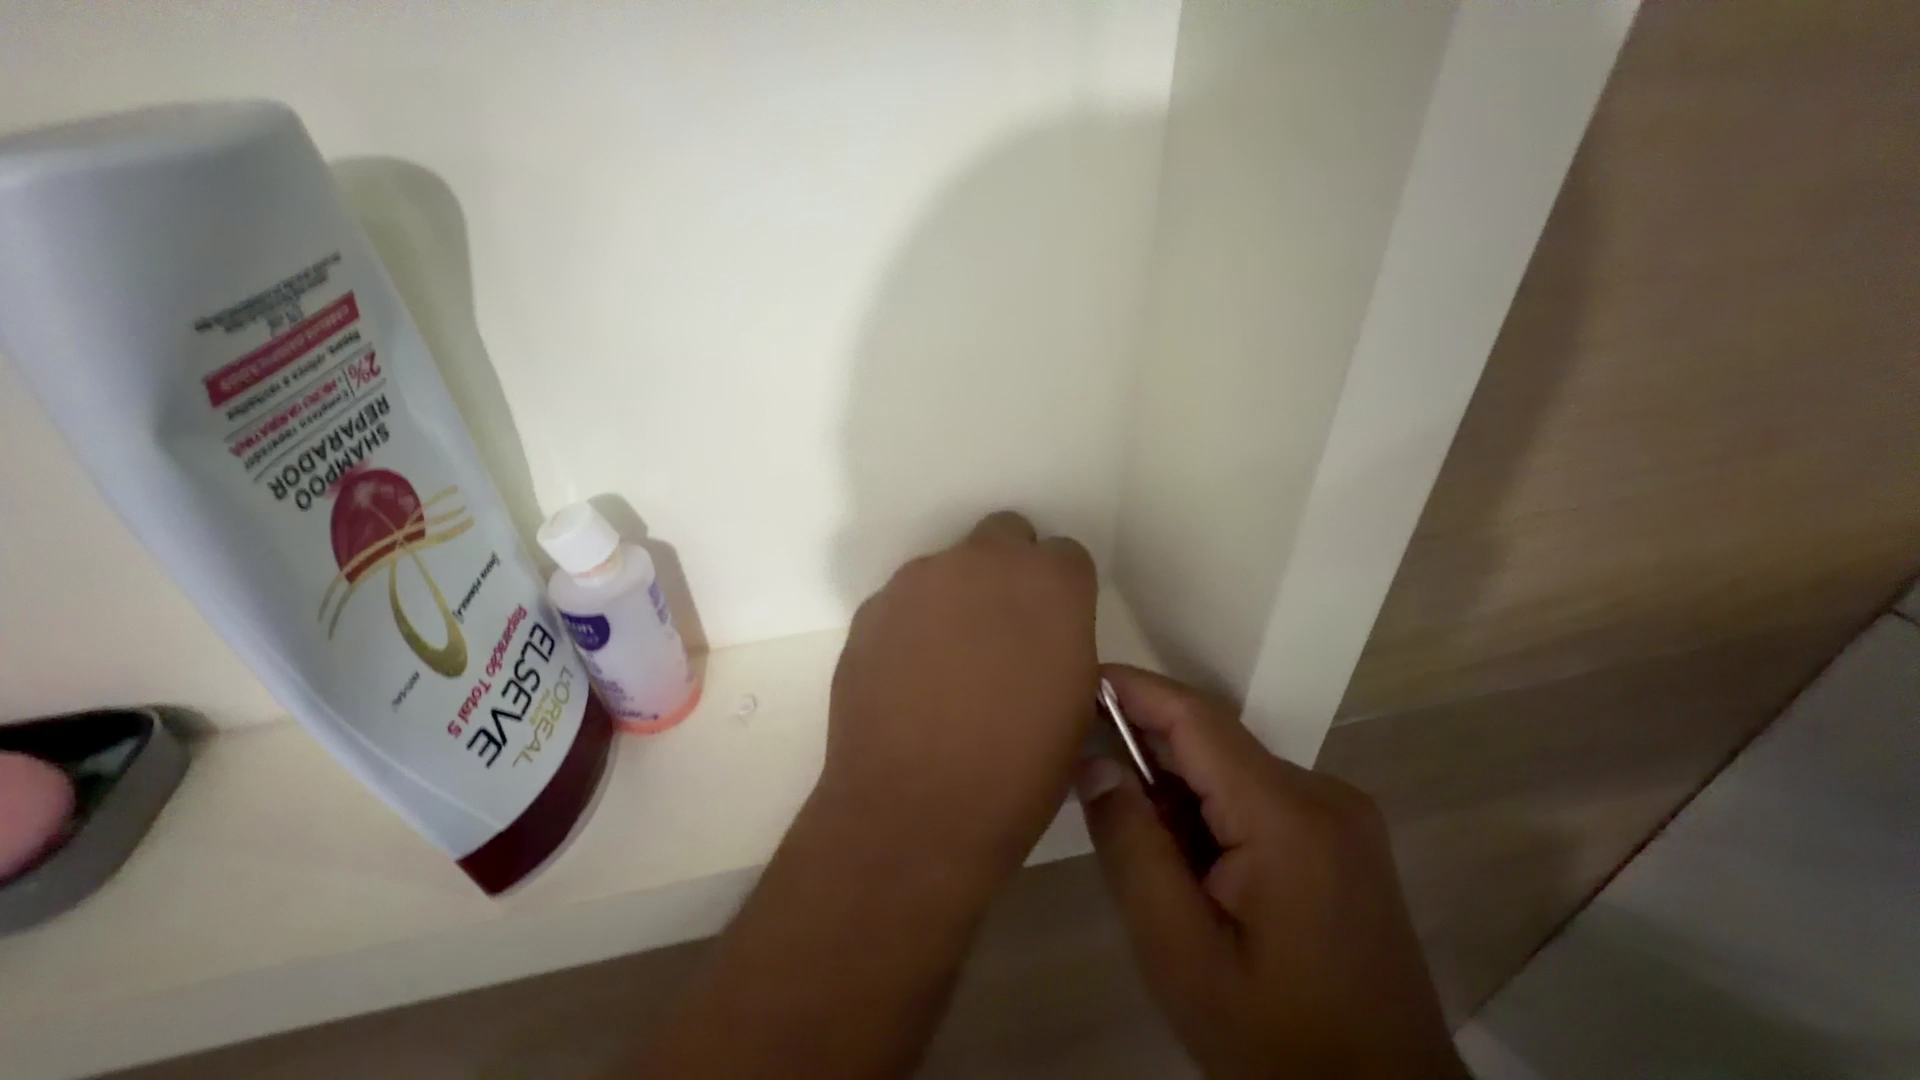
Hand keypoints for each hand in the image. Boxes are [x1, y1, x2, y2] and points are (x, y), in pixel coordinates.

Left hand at [818, 511, 1097, 888]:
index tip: (1053, 631)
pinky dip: (912, 626)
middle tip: (1002, 633)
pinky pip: (904, 602)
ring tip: (947, 665)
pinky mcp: (871, 610)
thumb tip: (1039, 642)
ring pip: (948, 568)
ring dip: (957, 599)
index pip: (1066, 556)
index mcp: (1050, 583)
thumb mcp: (1075, 706)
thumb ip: (1062, 647)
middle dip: (1009, 573)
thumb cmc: (1018, 770)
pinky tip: (909, 680)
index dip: (1062, 594)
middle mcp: (983, 563)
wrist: (914, 809)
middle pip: (1004, 538)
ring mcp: (919, 582)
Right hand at [1078, 666, 1466, 1079]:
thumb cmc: (1272, 1036)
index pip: (1197, 720)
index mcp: (1287, 817)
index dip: (1135, 690)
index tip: (1077, 678)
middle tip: (1085, 778)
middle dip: (1149, 752)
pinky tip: (1190, 864)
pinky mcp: (1347, 842)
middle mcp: (1325, 796)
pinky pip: (1264, 800)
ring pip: (1237, 773)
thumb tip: (1096, 765)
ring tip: (1138, 844)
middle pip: (1217, 745)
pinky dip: (1214, 813)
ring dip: (1180, 790)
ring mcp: (1344, 817)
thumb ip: (1133, 848)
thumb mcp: (1179, 951)